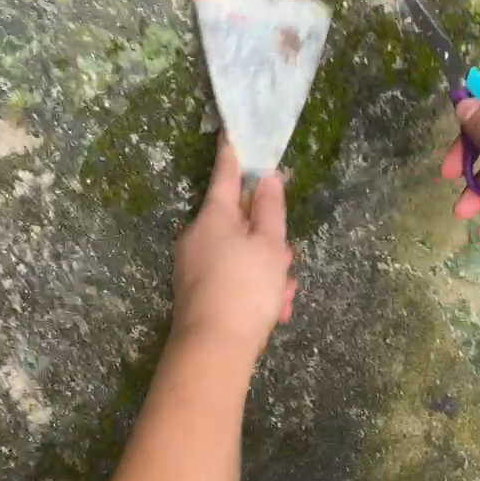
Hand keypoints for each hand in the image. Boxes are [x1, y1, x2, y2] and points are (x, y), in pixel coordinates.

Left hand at [172, 139, 297, 360]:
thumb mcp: (270, 247)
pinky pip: (231, 280)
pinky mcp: (195, 293)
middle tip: (286, 263)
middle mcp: (198, 236)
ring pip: (240, 257)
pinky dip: (253, 290)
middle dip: (268, 240)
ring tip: (283, 299)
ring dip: (266, 272)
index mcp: (215, 217)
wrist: (213, 348)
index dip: (236, 154)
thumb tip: (268, 178)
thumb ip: (271, 210)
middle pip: (240, 224)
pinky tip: (272, 313)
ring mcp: (193, 266)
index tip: (234, 132)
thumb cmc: (246, 289)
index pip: (227, 174)